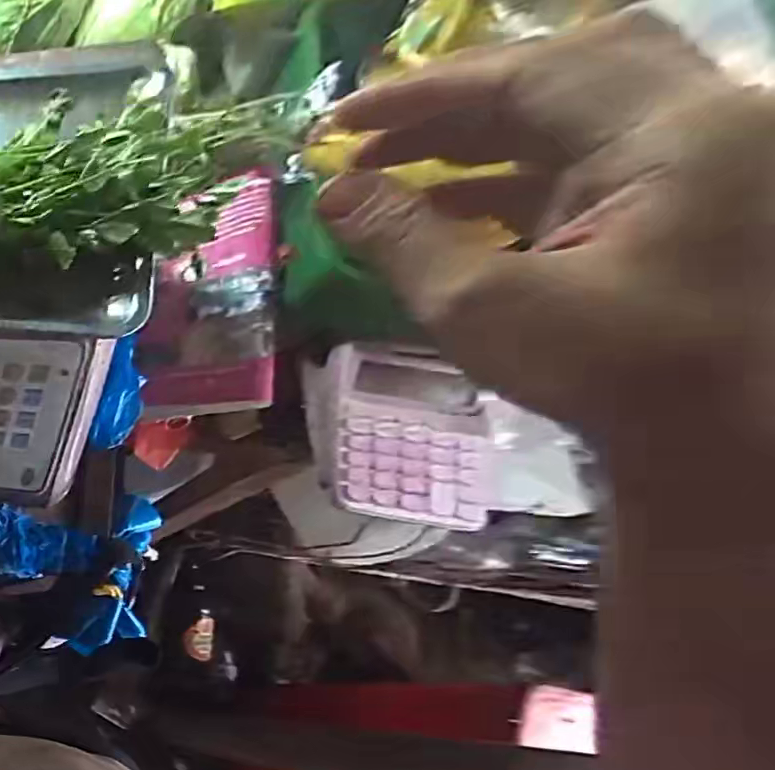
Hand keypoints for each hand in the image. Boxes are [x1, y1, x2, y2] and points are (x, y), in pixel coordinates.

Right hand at [317, 13, 774, 466]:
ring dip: (467, 136)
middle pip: (564, 69)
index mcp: (673, 131)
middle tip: (364, 135)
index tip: (336, 118)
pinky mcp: (669, 197)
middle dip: (451, 100)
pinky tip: (433, 203)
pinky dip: (495, 173)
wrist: (717, 423)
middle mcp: (699, 118)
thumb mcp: (477, 305)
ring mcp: (691, 156)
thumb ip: (401, 239)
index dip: (423, 90)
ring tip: (381, 168)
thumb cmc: (603, 366)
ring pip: (567, 113)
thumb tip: (330, 194)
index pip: (533, 72)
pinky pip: (573, 160)